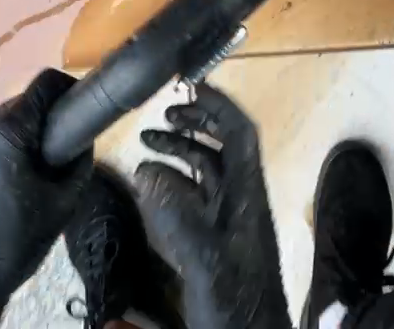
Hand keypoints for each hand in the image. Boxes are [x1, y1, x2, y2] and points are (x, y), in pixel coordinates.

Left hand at [0, 69, 91, 328]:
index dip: (65, 88)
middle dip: (38, 120)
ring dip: (11, 134)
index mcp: (9, 131)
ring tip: (18, 169)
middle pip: (19, 103)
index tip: (74, 105)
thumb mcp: (62, 205)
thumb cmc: (12, 244)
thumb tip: (80, 137)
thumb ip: (78, 161)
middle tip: (49, 150)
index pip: (44, 84)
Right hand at [133, 84, 290, 328]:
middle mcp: (242, 201)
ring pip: (208, 170)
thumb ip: (177, 216)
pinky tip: (150, 186)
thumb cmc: (234, 306)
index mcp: (247, 195)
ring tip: (146, 143)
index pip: (240, 132)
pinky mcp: (219, 243)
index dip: (218, 104)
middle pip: (224, 145)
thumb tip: (146, 171)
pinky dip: (174, 183)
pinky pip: (197, 198)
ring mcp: (231, 223)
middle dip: (195, 122)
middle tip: (163, 113)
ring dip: (180, 151)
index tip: (189, 85)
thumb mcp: (204, 262)